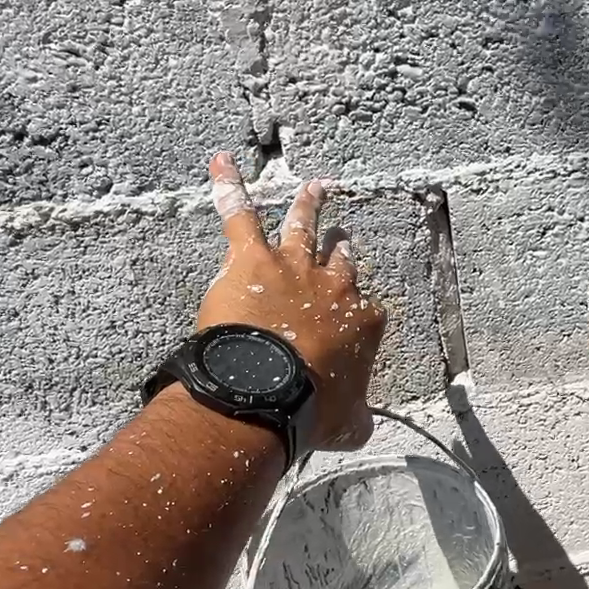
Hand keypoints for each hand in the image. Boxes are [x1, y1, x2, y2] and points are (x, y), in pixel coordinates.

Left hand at [199, 152, 385, 450]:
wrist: (270, 391)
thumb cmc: (312, 407)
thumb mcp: (348, 423)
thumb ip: (357, 419)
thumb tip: (362, 427)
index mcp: (362, 322)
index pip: (367, 310)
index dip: (357, 314)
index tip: (350, 321)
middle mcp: (335, 287)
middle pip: (342, 262)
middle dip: (342, 249)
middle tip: (342, 238)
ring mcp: (295, 268)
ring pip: (304, 227)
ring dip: (309, 206)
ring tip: (315, 188)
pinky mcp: (254, 259)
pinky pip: (241, 215)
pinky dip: (230, 188)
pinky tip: (221, 161)